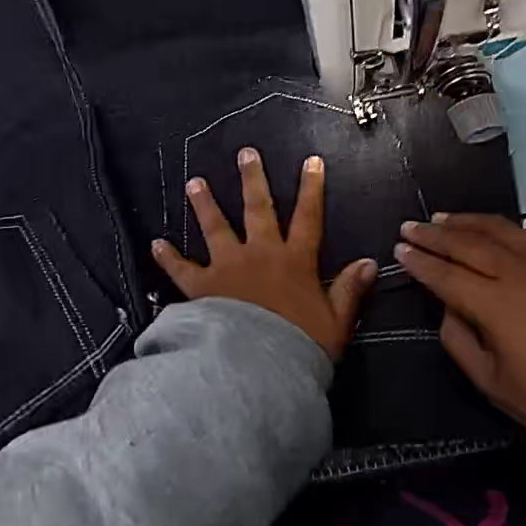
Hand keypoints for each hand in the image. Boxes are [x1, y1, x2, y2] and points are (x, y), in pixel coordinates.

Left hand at [152, 148, 377, 359]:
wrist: (254, 372)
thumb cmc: (298, 348)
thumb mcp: (336, 323)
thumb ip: (351, 291)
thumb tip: (370, 263)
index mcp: (294, 261)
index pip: (308, 217)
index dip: (311, 188)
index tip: (311, 161)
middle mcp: (260, 254)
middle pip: (258, 209)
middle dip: (253, 179)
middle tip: (245, 154)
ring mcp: (228, 267)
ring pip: (216, 227)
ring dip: (205, 203)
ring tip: (195, 182)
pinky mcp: (201, 287)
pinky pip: (181, 269)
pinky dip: (167, 257)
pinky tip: (155, 243)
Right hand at [396, 214, 525, 452]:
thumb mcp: (492, 383)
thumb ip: (459, 340)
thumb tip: (449, 307)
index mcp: (496, 306)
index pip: (447, 276)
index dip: (421, 262)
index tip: (400, 250)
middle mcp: (517, 275)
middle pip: (467, 245)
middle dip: (434, 235)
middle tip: (408, 227)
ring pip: (495, 231)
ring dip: (463, 222)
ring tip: (439, 218)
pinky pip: (521, 234)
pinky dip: (495, 225)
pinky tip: (482, 226)